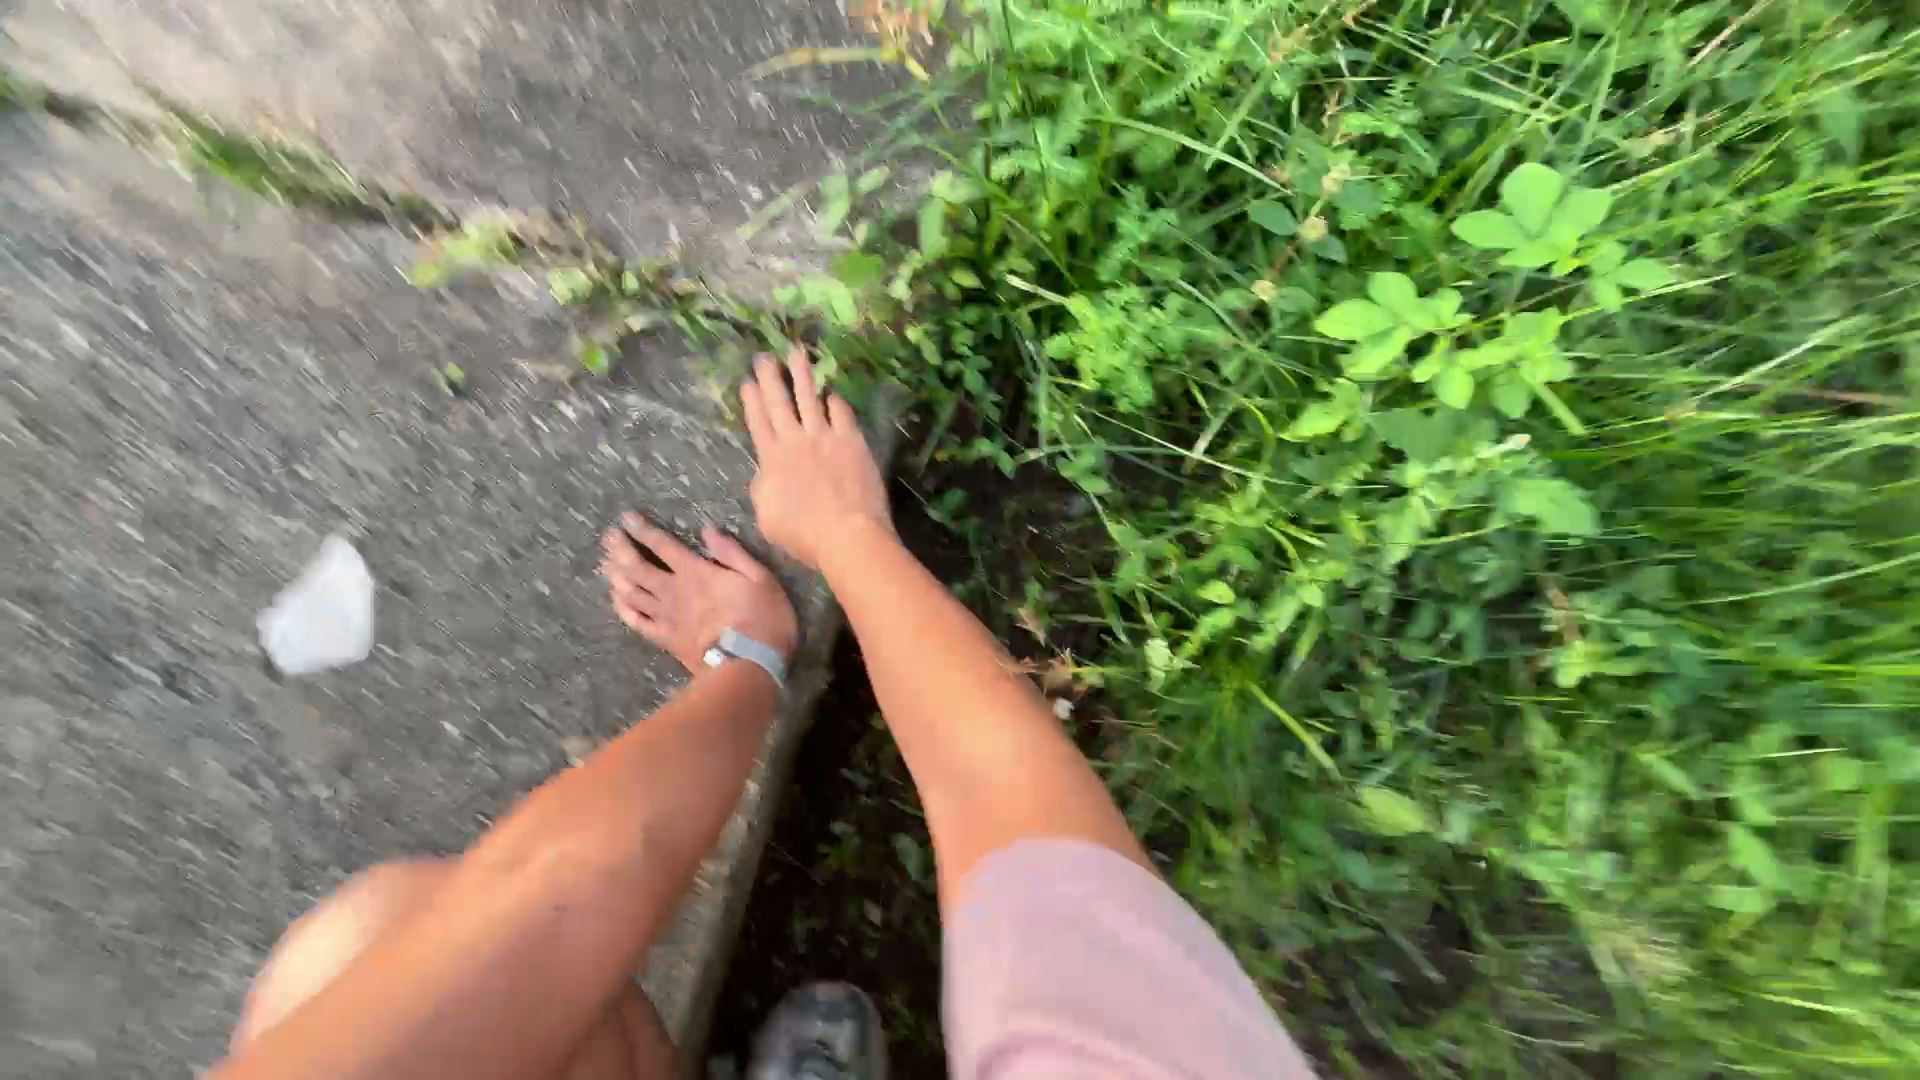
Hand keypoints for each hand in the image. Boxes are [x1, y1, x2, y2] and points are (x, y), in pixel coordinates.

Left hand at [600, 514, 798, 672]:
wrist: (748, 666)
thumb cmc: (763, 619)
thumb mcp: (760, 578)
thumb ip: (732, 553)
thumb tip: (707, 530)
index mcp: (696, 572)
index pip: (663, 546)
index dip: (643, 530)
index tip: (626, 518)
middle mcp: (673, 591)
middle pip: (637, 567)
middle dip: (621, 549)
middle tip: (608, 537)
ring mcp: (666, 617)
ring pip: (631, 592)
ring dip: (616, 576)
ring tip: (605, 563)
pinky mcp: (665, 639)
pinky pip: (636, 621)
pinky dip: (623, 608)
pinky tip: (616, 599)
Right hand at [739, 345, 893, 569]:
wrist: (846, 535)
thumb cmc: (803, 535)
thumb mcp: (767, 517)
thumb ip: (763, 489)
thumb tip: (765, 473)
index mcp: (771, 460)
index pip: (758, 423)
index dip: (752, 401)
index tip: (747, 383)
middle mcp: (795, 441)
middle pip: (779, 403)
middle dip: (770, 378)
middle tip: (763, 357)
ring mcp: (825, 438)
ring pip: (810, 398)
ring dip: (802, 375)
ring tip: (796, 353)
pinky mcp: (852, 442)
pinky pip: (842, 413)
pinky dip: (835, 401)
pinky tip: (833, 391)